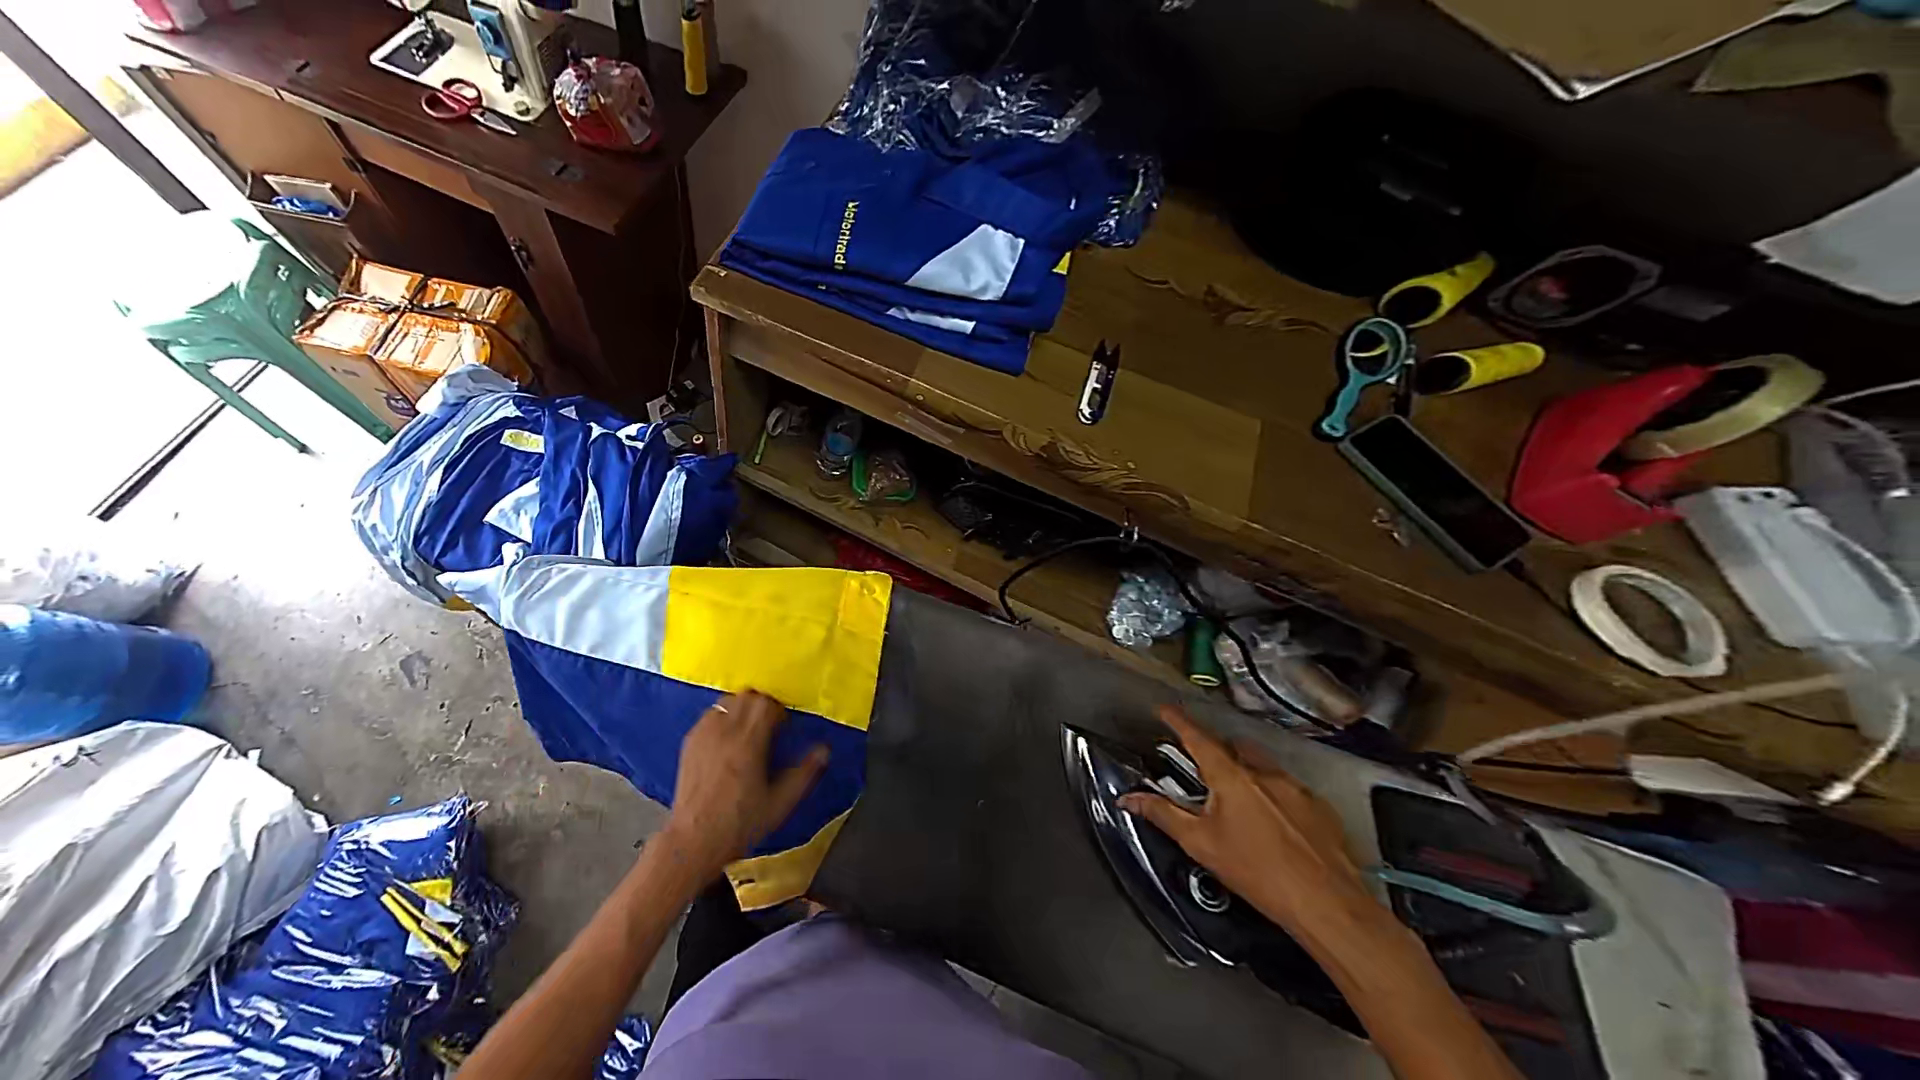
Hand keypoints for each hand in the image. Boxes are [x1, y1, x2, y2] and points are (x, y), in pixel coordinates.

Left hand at [660, 690, 828, 876]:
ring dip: (742, 708)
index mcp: (748, 743)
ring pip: (727, 701)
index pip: (765, 703)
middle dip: (762, 705)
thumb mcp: (780, 803)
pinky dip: (723, 718)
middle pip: (747, 696)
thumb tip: (824, 751)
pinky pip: (710, 715)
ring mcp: (704, 735)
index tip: (782, 728)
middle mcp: (725, 732)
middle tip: (769, 727)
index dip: (778, 711)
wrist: (694, 841)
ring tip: (748, 731)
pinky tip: (727, 740)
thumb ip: (804, 773)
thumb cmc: (740, 823)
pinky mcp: (689, 743)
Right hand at [1118, 706, 1382, 944]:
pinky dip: (1274, 795)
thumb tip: (1131, 799)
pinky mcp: (1320, 807)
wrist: (1326, 904)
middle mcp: (1265, 774)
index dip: (1178, 721)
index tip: (1166, 710)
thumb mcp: (1201, 845)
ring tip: (1237, 802)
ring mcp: (1296, 788)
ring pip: (1263, 766)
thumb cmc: (1260, 874)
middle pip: (1233, 747)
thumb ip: (1163, 815)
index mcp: (1232, 778)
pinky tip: (1272, 824)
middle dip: (1216, 750)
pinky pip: (1290, 788)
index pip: (1198, 738)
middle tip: (1202, 769)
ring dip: (1246, 772)